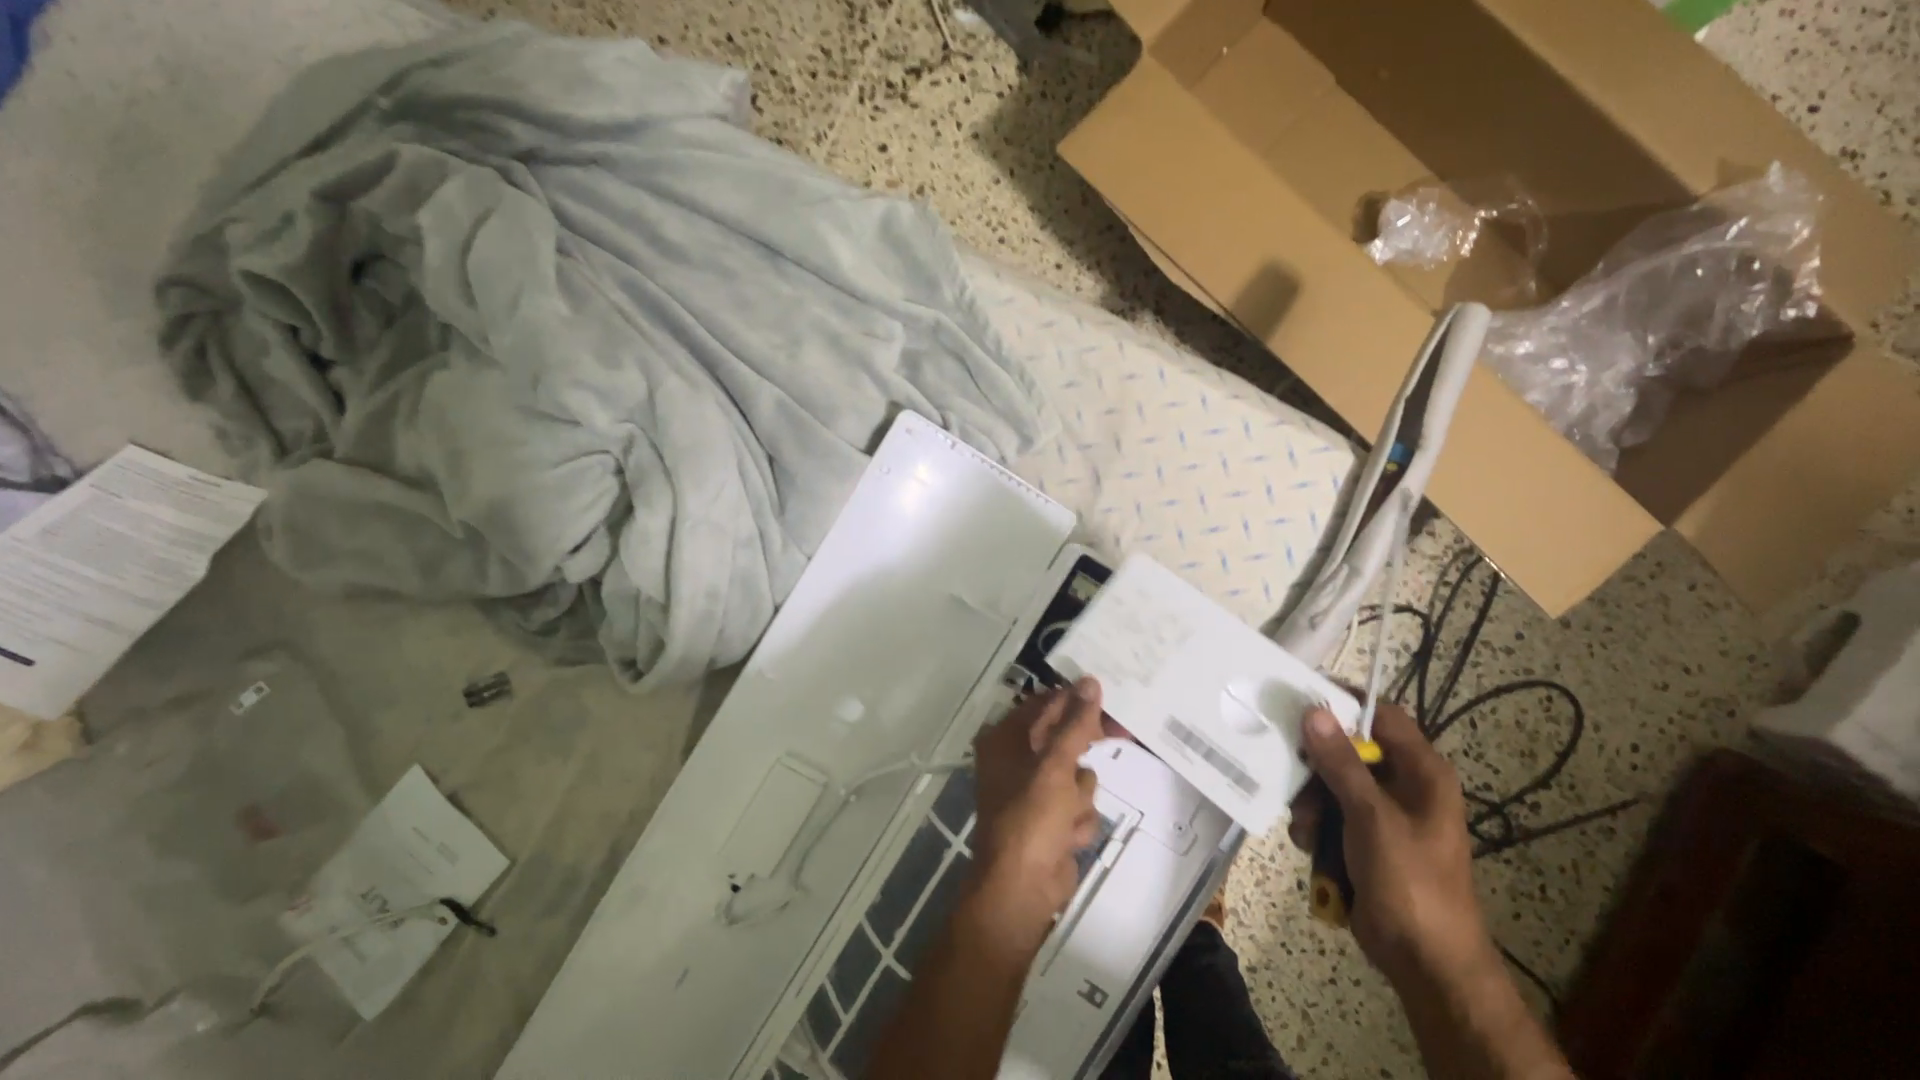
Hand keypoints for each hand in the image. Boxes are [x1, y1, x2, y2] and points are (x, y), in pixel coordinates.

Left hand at [964, 677, 1105, 959]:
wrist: (1022, 888)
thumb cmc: (1031, 818)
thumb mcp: (1055, 765)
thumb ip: (1075, 724)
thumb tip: (1090, 682)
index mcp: (1005, 740)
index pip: (1047, 704)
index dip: (1078, 699)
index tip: (1113, 695)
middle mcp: (1017, 760)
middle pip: (1066, 739)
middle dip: (1087, 749)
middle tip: (1123, 734)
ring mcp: (1036, 792)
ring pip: (1079, 776)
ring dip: (1081, 795)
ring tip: (1068, 814)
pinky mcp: (1052, 820)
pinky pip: (1080, 805)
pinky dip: (1078, 820)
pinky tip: (1068, 836)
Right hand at [1288, 703, 1495, 989]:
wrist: (1425, 961)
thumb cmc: (1409, 881)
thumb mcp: (1371, 817)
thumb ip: (1341, 763)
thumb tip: (1314, 711)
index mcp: (1422, 772)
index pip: (1383, 716)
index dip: (1345, 705)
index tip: (1301, 703)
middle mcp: (1404, 787)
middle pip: (1348, 753)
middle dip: (1317, 772)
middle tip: (1295, 787)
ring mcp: (1384, 817)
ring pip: (1332, 788)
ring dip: (1312, 808)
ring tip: (1308, 836)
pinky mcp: (1366, 844)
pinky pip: (1331, 820)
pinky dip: (1317, 833)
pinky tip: (1314, 853)